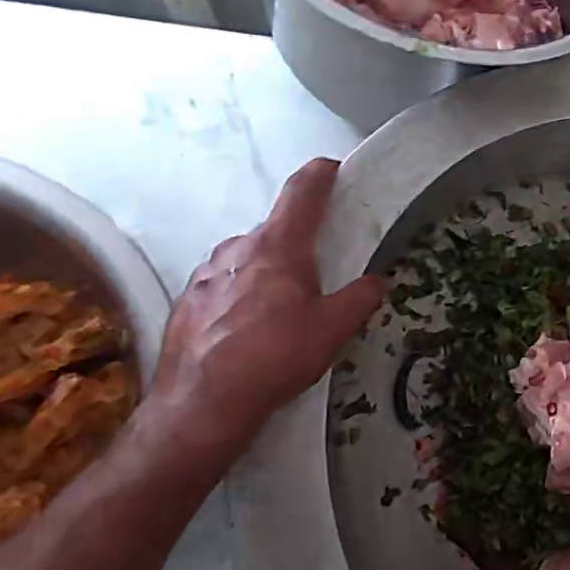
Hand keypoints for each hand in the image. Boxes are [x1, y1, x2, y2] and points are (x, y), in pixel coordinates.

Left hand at [140, 157, 383, 473]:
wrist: (203, 401)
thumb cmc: (275, 357)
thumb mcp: (332, 330)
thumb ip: (361, 299)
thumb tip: (380, 281)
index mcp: (278, 247)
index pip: (302, 193)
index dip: (320, 175)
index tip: (333, 168)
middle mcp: (238, 248)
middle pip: (276, 230)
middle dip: (299, 243)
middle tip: (319, 271)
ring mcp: (206, 272)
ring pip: (248, 258)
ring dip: (269, 270)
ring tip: (283, 309)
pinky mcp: (188, 298)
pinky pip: (224, 282)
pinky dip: (242, 292)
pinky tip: (249, 327)